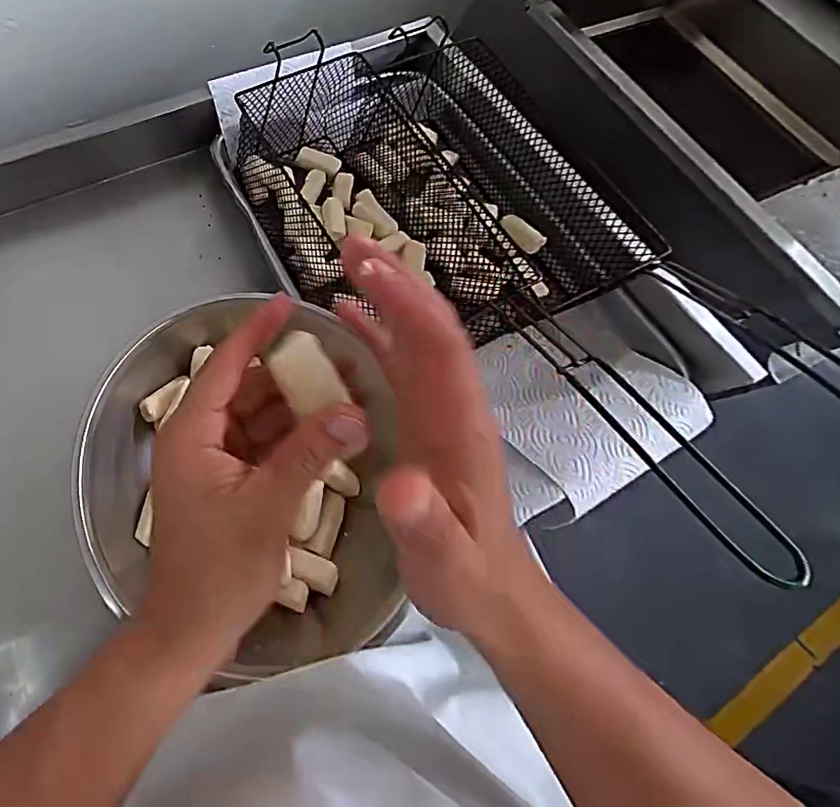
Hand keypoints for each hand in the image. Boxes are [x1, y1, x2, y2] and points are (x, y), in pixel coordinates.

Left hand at [142, 294, 369, 666]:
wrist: (191, 630)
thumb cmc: (219, 569)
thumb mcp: (268, 507)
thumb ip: (310, 456)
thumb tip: (355, 413)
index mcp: (191, 432)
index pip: (224, 365)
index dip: (255, 332)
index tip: (286, 305)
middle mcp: (196, 436)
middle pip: (244, 388)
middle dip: (288, 374)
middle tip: (338, 361)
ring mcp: (211, 459)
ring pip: (255, 416)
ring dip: (294, 405)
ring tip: (342, 392)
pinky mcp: (225, 479)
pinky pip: (260, 443)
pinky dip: (289, 435)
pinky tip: (325, 431)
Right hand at [336, 237, 550, 639]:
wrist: (493, 593)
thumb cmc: (470, 579)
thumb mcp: (447, 565)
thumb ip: (426, 528)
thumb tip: (399, 486)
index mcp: (461, 425)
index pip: (439, 346)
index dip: (406, 301)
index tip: (368, 268)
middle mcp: (452, 403)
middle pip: (428, 325)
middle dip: (394, 280)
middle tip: (350, 245)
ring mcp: (438, 408)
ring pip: (413, 336)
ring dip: (385, 295)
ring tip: (347, 263)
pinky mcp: (423, 418)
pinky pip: (398, 362)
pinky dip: (374, 332)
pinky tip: (347, 318)